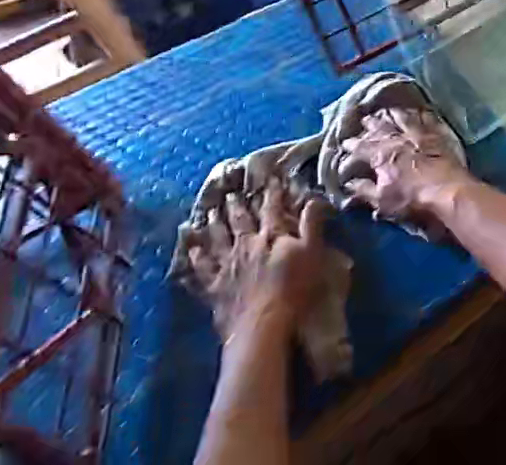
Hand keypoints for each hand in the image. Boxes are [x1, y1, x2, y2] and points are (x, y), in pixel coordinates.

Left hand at [185, 177, 328, 341]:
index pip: (271, 208)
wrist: (262, 326)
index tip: (269, 178)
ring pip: (217, 238)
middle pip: (239, 220)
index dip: (272, 193)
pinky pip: (202, 270)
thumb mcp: (311, 254)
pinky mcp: (214, 287)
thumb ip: (312, 225)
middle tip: (229, 193)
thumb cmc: (292, 290)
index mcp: (269, 236)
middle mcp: (244, 244)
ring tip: (210, 212)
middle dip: (236, 205)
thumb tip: (314, 198)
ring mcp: (227, 265)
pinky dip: (196, 258)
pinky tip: (191, 250)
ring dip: (214, 224)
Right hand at [340, 107, 471, 224]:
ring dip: (391, 114)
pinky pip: (425, 119)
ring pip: (400, 118)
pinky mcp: (435, 135)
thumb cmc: (411, 199)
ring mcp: (416, 134)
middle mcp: (395, 139)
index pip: (360, 147)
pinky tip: (419, 110)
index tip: (345, 143)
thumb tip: (348, 182)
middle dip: (369, 124)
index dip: (351, 145)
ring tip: (386, 111)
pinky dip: (420, 114)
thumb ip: (363, 190)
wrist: (447, 191)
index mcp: (379, 154)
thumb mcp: (382, 201)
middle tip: (363, 120)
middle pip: (379, 128)